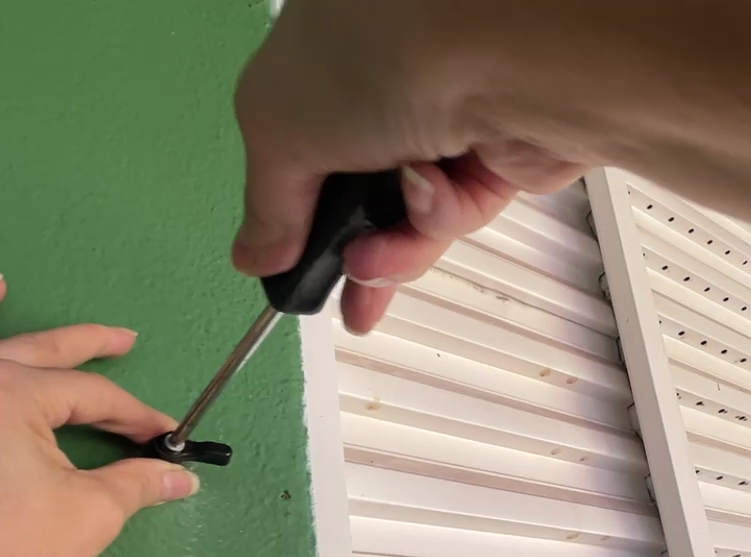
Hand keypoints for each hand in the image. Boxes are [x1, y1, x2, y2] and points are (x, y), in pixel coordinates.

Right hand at [231, 0, 585, 332]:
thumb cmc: (373, 66)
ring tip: (373, 262)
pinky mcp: (496, 160)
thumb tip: (253, 259)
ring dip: (394, 247)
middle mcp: (388, 86)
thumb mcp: (281, 129)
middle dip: (355, 255)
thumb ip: (267, 204)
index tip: (291, 270)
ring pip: (413, 216)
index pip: (306, 150)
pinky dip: (439, 216)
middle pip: (365, 196)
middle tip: (350, 304)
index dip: (299, 214)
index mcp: (325, 57)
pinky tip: (430, 199)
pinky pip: (456, 211)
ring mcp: (447, 123)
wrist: (497, 57)